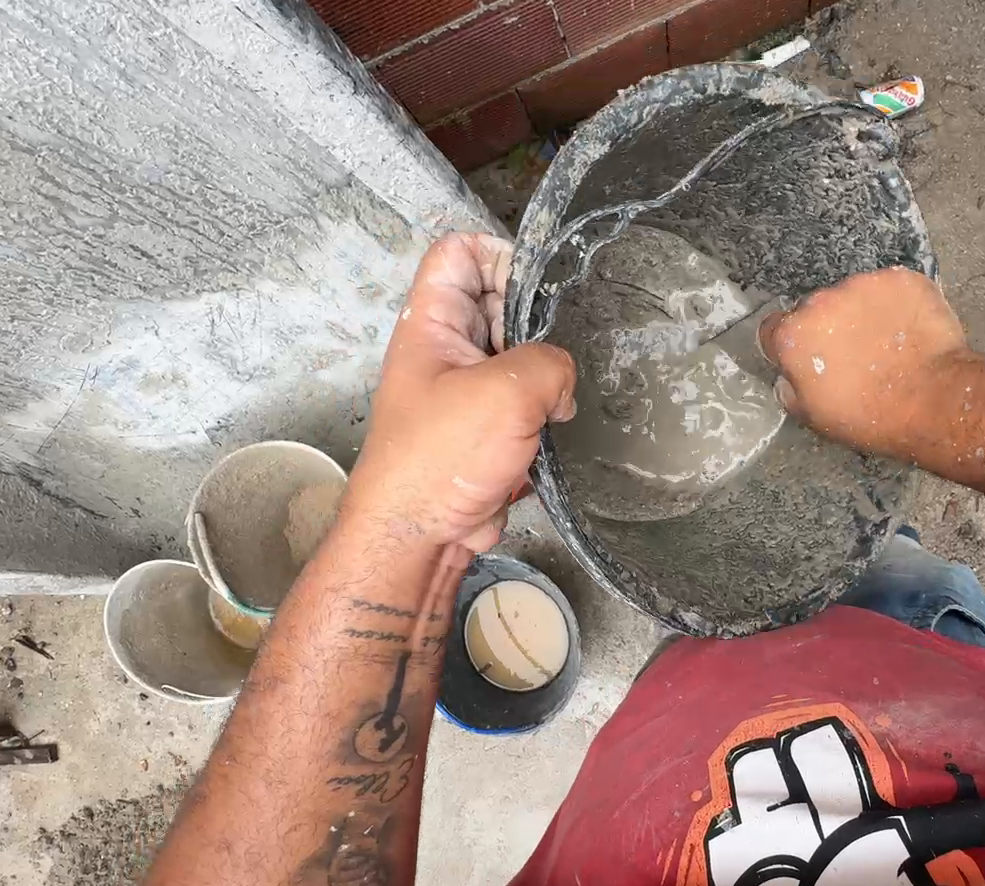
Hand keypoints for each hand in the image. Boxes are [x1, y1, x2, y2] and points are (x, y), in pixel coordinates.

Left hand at [346, 233, 576, 552]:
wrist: (422, 534)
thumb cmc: (443, 458)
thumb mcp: (506, 394)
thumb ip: (551, 365)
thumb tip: (562, 387)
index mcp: (432, 323)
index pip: (460, 253)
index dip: (500, 256)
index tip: (538, 291)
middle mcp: (447, 350)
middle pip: (498, 304)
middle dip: (536, 324)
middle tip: (555, 359)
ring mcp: (467, 390)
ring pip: (518, 356)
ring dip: (546, 375)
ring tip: (557, 399)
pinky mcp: (486, 428)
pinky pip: (524, 400)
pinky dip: (544, 410)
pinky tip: (555, 428)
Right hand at [758, 267, 974, 462]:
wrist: (931, 399)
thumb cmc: (871, 415)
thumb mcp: (815, 417)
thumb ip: (791, 392)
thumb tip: (788, 381)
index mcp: (793, 336)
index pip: (773, 328)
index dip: (788, 345)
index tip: (804, 357)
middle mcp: (821, 301)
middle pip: (814, 309)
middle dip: (827, 328)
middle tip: (851, 357)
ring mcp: (862, 285)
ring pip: (852, 296)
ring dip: (861, 314)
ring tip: (884, 345)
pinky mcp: (899, 279)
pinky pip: (888, 288)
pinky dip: (894, 305)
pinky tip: (905, 331)